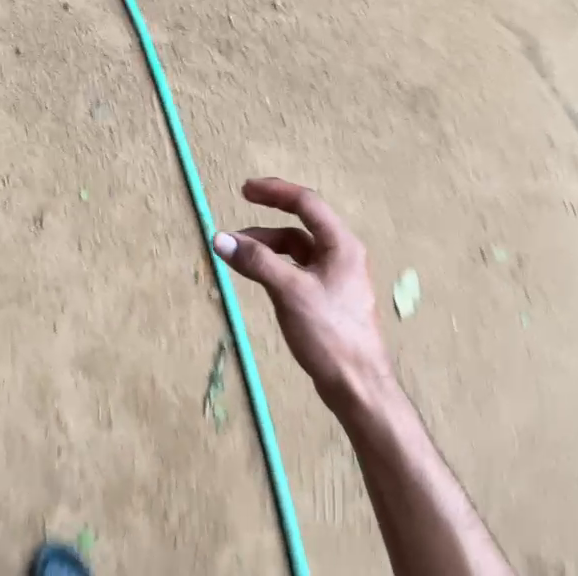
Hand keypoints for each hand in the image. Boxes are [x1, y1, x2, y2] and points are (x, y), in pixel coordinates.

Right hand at [213, 178, 394, 413]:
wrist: (358, 386)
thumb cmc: (329, 333)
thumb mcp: (289, 291)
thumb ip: (255, 261)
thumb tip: (220, 238)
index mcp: (341, 246)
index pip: (307, 203)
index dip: (275, 191)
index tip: (244, 190)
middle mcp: (341, 255)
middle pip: (299, 226)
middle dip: (263, 224)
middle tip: (234, 230)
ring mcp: (335, 278)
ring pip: (295, 250)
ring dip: (265, 249)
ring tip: (237, 259)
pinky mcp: (327, 299)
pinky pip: (296, 270)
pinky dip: (274, 266)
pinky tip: (258, 278)